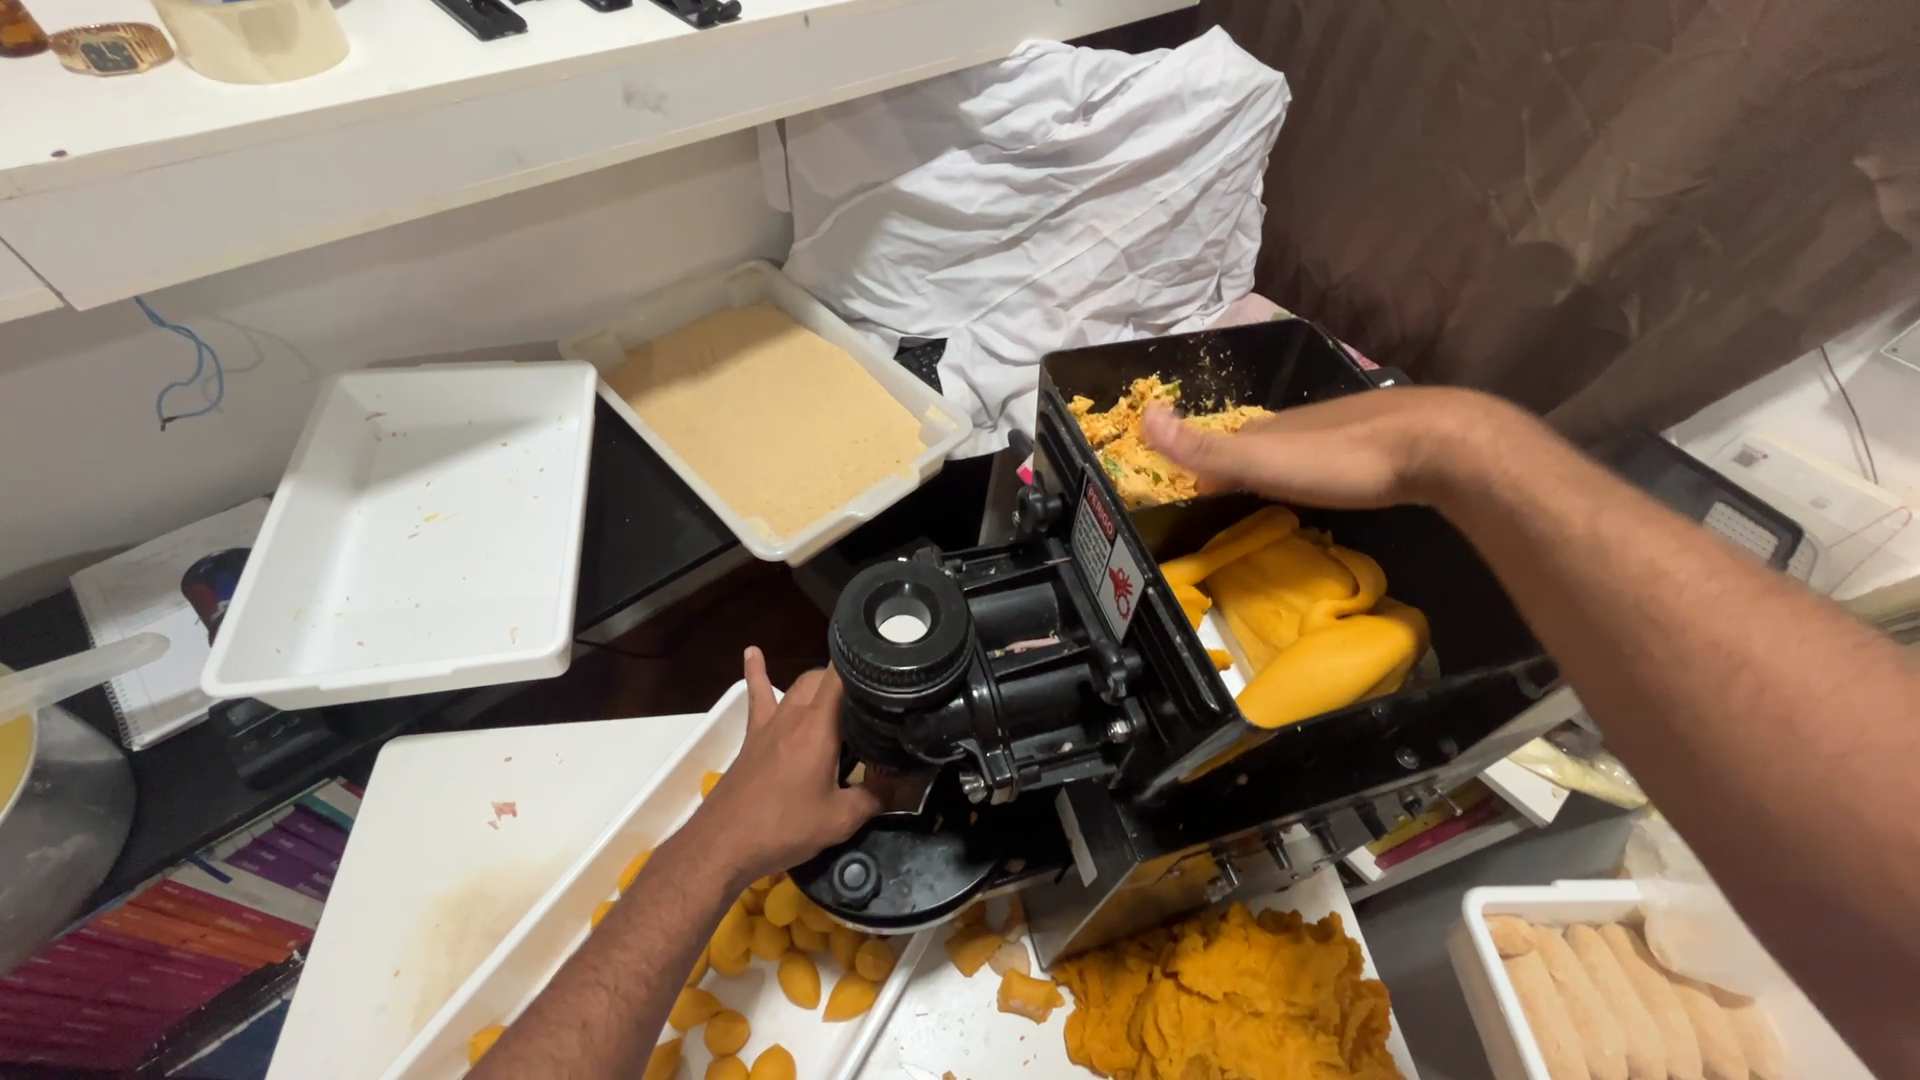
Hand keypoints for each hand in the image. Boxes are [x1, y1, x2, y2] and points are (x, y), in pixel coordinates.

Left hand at [691, 648, 880, 884]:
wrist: (723, 844)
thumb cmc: (783, 828)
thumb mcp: (839, 819)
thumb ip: (877, 797)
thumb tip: (908, 783)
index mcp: (818, 727)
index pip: (842, 677)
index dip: (865, 667)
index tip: (887, 668)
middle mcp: (794, 715)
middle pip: (821, 679)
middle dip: (847, 681)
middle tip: (870, 700)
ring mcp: (770, 723)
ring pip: (797, 687)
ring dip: (818, 684)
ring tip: (840, 691)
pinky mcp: (753, 735)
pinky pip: (757, 696)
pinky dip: (757, 673)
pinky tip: (753, 652)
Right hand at [1141, 385, 1523, 508]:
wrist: (1437, 444)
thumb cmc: (1341, 459)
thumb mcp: (1262, 459)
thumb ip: (1204, 445)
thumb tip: (1144, 415)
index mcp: (1266, 429)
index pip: (1220, 447)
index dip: (1203, 469)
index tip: (1195, 496)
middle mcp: (1298, 422)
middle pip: (1256, 445)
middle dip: (1239, 467)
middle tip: (1231, 500)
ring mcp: (1340, 427)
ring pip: (1296, 448)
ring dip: (1280, 468)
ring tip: (1275, 496)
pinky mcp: (1378, 440)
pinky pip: (1333, 455)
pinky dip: (1318, 469)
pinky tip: (1331, 483)